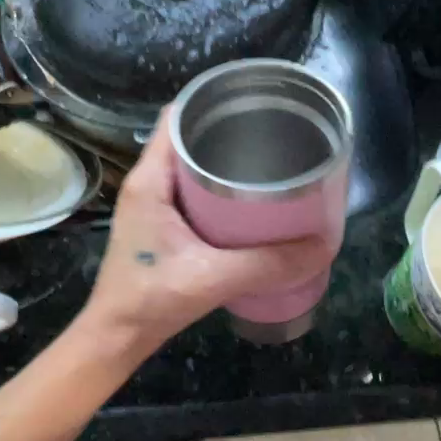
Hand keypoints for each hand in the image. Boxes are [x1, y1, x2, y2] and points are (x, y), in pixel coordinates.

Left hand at [80, 120, 338, 351]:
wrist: (117, 336)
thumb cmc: (151, 299)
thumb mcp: (212, 278)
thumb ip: (267, 264)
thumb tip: (322, 246)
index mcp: (150, 180)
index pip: (174, 118)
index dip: (208, 103)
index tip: (250, 103)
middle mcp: (148, 183)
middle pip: (187, 138)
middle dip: (226, 132)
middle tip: (272, 136)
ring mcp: (153, 204)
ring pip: (191, 166)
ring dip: (223, 162)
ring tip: (268, 163)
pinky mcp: (162, 224)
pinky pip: (192, 191)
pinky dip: (218, 188)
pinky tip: (249, 202)